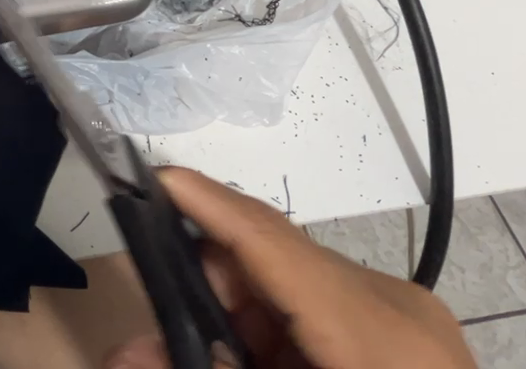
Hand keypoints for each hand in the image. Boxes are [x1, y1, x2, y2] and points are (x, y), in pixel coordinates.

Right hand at [106, 169, 474, 368]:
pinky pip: (312, 303)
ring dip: (238, 312)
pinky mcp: (404, 330)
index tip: (147, 175)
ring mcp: (403, 315)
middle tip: (166, 331)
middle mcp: (393, 304)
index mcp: (376, 334)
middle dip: (207, 282)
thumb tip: (122, 354)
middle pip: (268, 255)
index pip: (269, 239)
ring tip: (219, 357)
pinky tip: (260, 360)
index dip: (205, 201)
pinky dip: (271, 328)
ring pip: (285, 278)